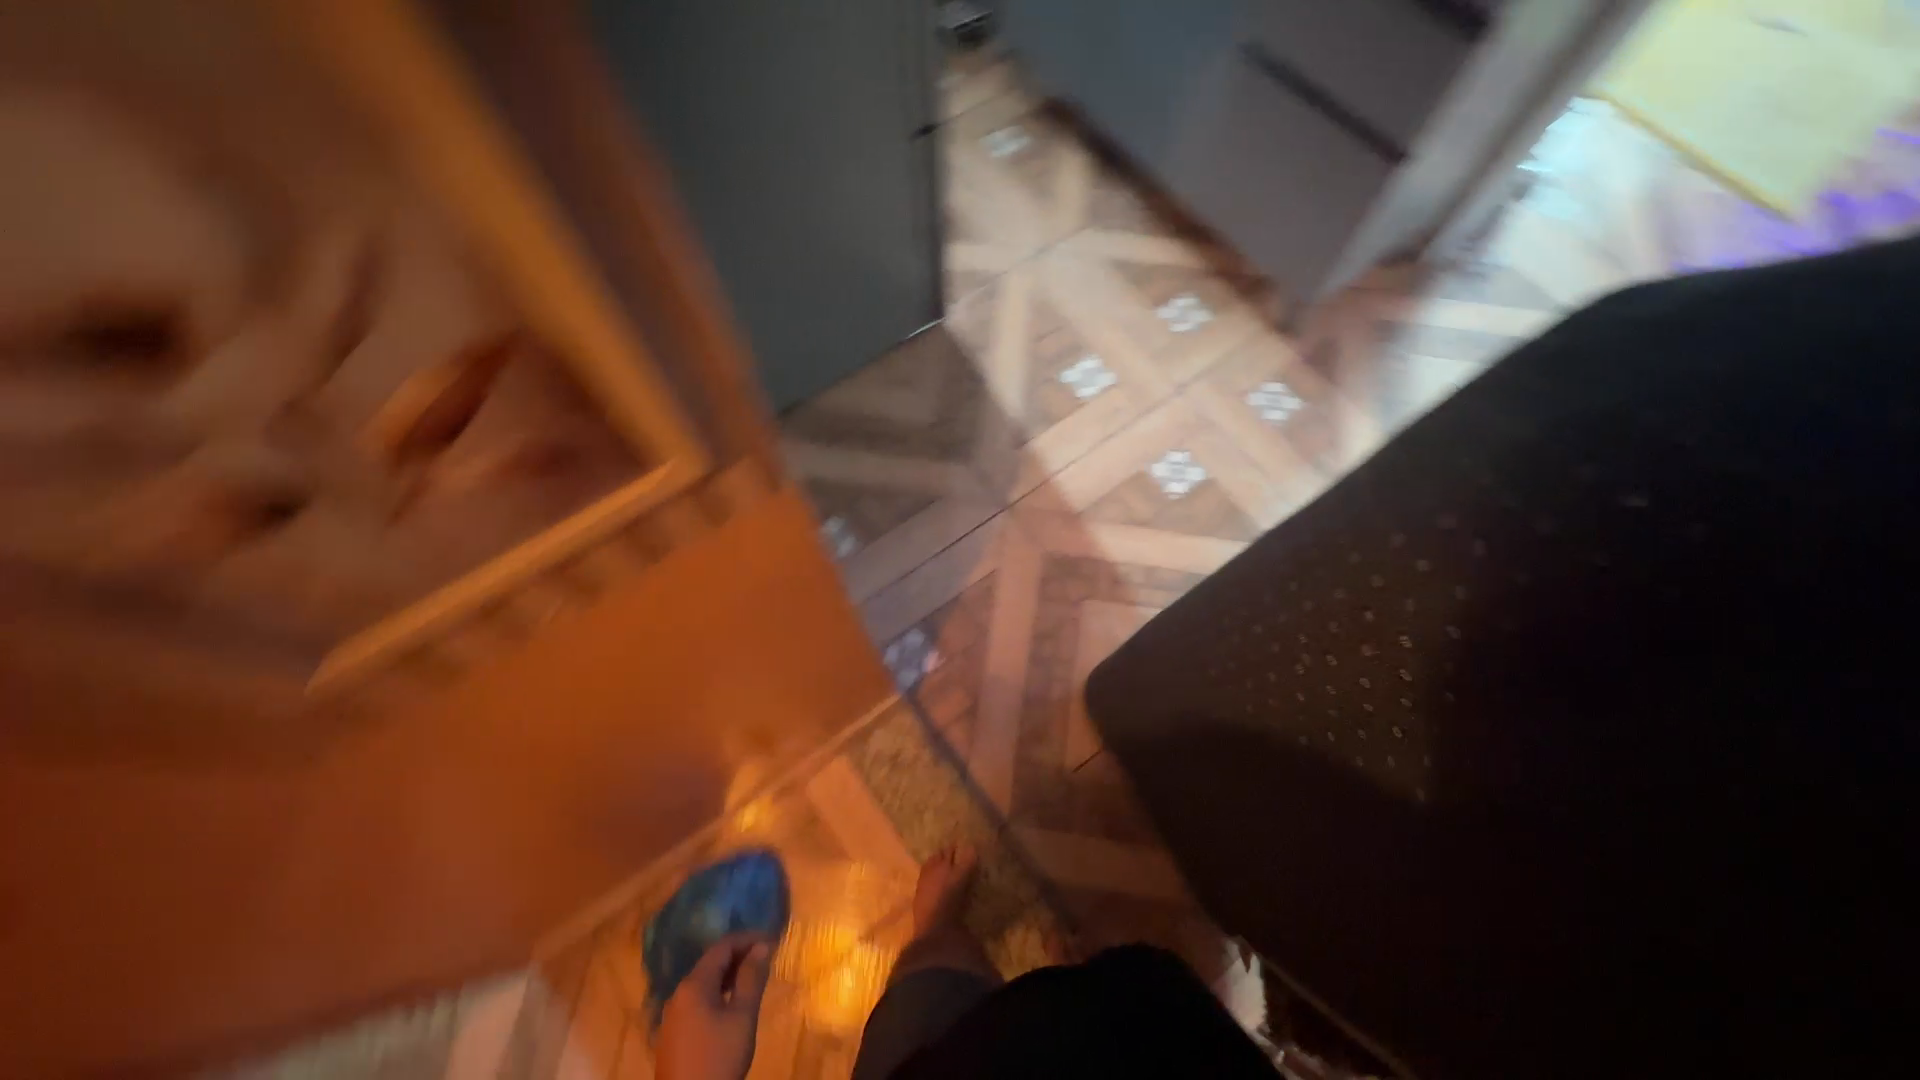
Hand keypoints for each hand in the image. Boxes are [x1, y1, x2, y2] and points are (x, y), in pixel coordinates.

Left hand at [656, 933, 773, 1079]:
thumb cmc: (719, 1057)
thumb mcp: (743, 1017)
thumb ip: (752, 978)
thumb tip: (762, 945)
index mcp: (694, 984)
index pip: (722, 946)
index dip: (748, 938)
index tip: (772, 940)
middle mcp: (678, 993)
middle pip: (711, 963)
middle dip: (739, 956)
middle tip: (766, 958)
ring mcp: (672, 1014)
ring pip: (704, 983)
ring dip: (729, 976)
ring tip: (753, 979)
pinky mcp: (673, 1033)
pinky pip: (697, 1001)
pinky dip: (717, 993)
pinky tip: (732, 1005)